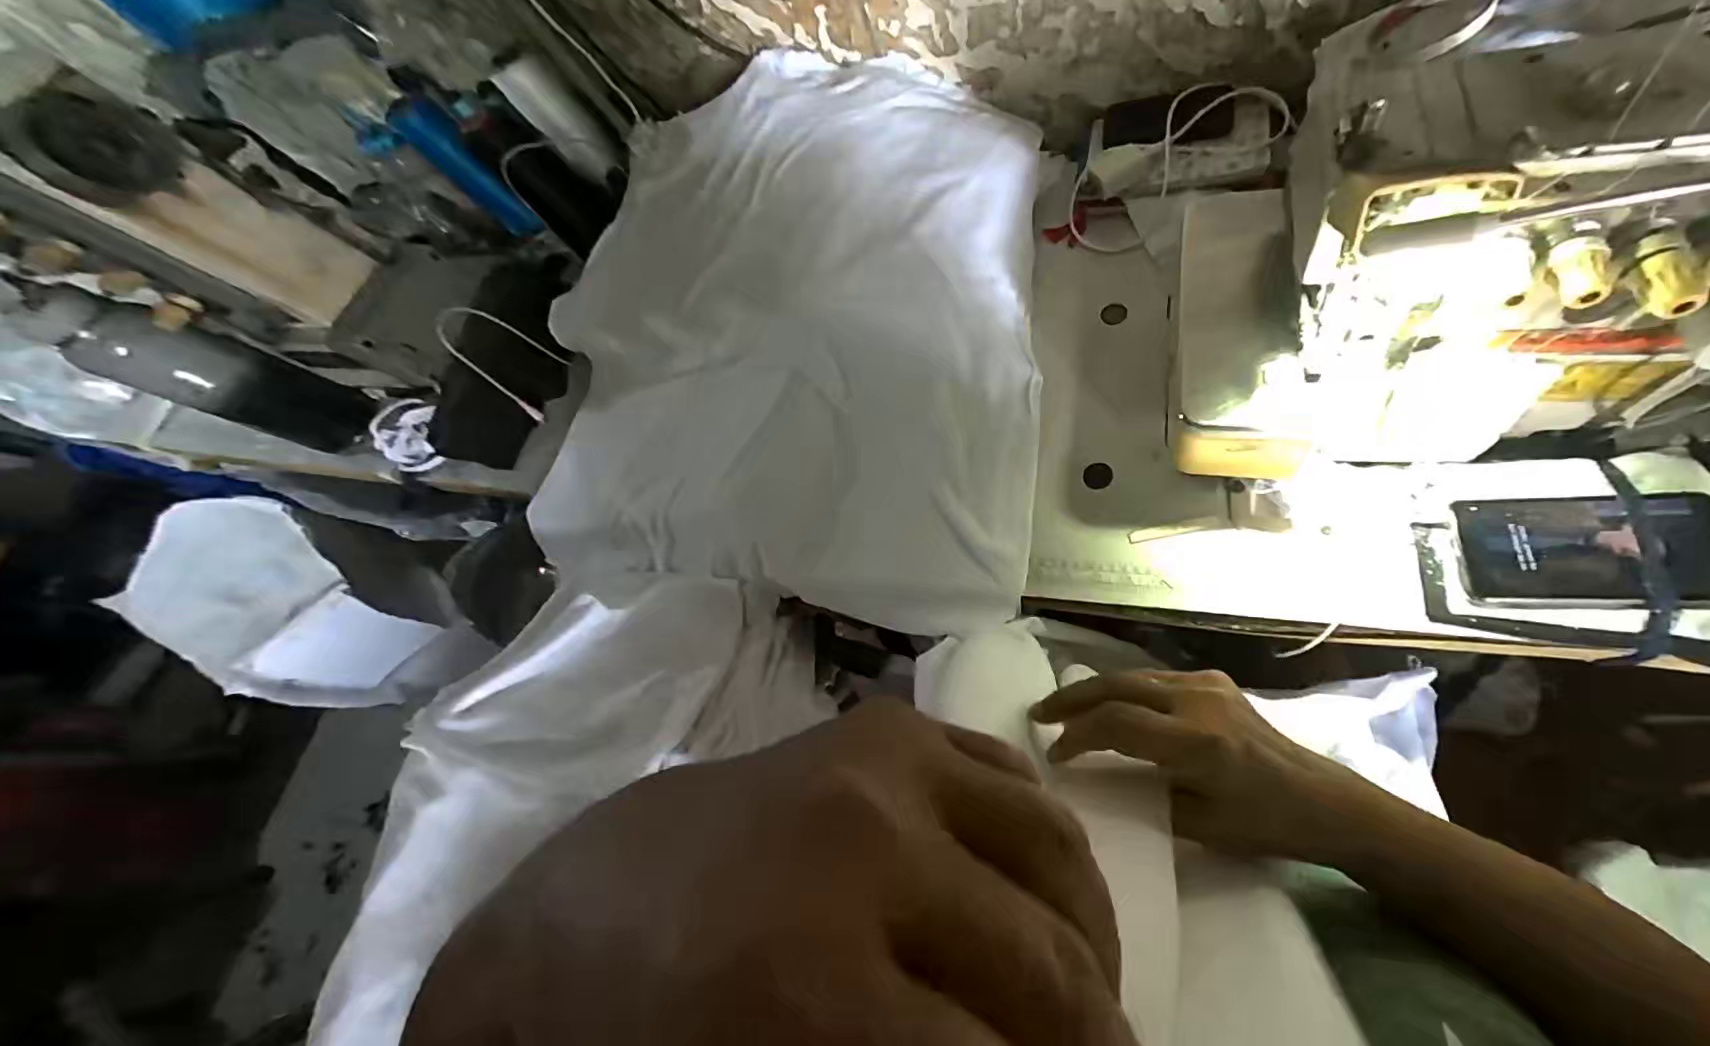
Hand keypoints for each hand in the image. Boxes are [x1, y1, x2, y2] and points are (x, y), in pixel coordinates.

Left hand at [404, 698, 1132, 1045]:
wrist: (588, 899)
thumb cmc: (651, 1031)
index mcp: (811, 978)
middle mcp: (867, 843)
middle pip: (1045, 959)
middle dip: (1093, 1027)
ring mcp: (884, 760)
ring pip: (1052, 844)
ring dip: (1088, 926)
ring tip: (1085, 976)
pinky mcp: (888, 722)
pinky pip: (1011, 776)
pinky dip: (1043, 842)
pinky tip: (1033, 889)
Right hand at [1029, 670, 1408, 867]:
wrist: (1324, 799)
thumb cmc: (1264, 824)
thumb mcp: (1199, 824)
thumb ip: (1145, 791)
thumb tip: (1097, 772)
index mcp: (1197, 743)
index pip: (1116, 723)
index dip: (1077, 735)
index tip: (1054, 753)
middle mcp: (1198, 701)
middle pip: (1117, 686)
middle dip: (1072, 699)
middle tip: (1038, 713)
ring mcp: (1207, 684)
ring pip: (1133, 676)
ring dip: (1094, 689)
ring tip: (1064, 706)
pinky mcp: (1215, 680)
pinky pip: (1155, 678)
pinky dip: (1124, 688)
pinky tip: (1111, 702)